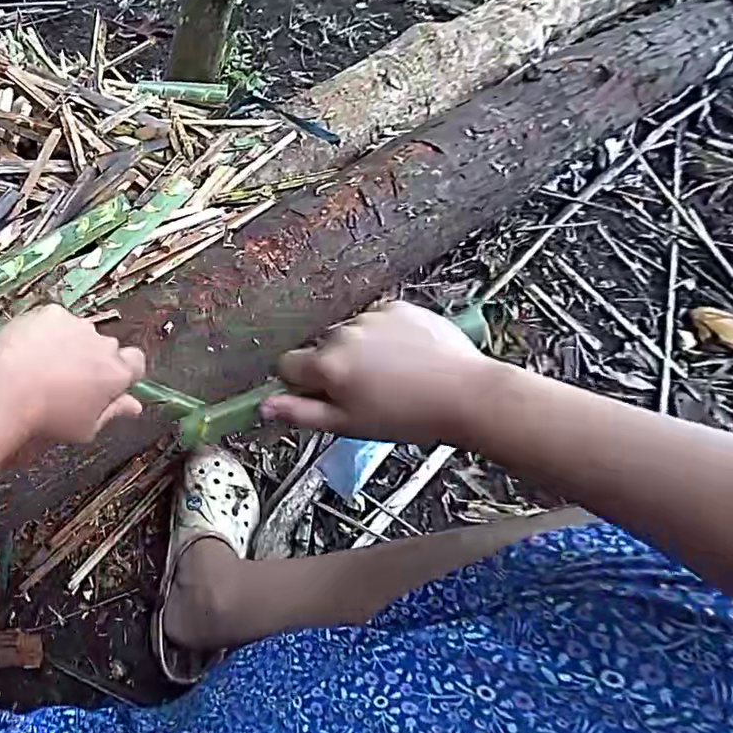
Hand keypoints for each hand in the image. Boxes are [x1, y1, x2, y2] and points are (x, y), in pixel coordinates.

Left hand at [0, 305, 145, 457]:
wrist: (5, 395)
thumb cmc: (45, 418)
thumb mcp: (86, 428)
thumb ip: (113, 412)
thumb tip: (132, 406)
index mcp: (117, 373)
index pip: (136, 362)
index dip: (122, 370)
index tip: (106, 381)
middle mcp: (103, 345)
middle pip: (106, 347)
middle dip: (91, 359)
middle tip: (68, 378)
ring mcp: (77, 325)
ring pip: (79, 332)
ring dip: (68, 343)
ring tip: (43, 366)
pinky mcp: (52, 313)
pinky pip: (55, 320)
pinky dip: (46, 331)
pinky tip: (32, 350)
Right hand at [261, 301, 496, 445]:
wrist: (468, 395)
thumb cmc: (408, 416)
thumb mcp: (348, 425)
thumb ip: (300, 412)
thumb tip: (264, 405)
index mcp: (326, 364)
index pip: (287, 365)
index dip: (301, 383)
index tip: (323, 395)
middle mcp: (342, 333)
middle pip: (319, 348)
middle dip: (332, 366)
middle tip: (364, 390)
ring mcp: (370, 317)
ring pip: (347, 334)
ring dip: (358, 350)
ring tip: (391, 374)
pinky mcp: (396, 307)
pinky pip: (376, 320)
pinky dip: (383, 335)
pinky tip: (405, 355)